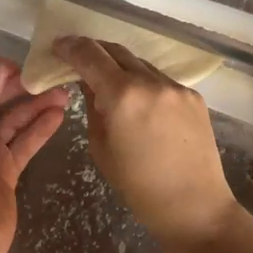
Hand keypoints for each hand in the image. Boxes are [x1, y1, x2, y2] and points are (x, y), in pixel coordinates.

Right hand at [51, 37, 241, 252]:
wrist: (194, 207)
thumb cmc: (139, 187)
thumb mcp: (101, 147)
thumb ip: (93, 108)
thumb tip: (89, 84)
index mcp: (122, 96)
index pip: (90, 56)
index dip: (70, 47)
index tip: (58, 45)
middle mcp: (150, 81)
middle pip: (115, 51)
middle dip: (94, 51)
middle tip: (78, 58)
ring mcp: (176, 87)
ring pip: (140, 64)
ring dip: (121, 67)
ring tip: (110, 83)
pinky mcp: (193, 96)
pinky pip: (161, 81)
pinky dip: (144, 84)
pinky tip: (141, 104)